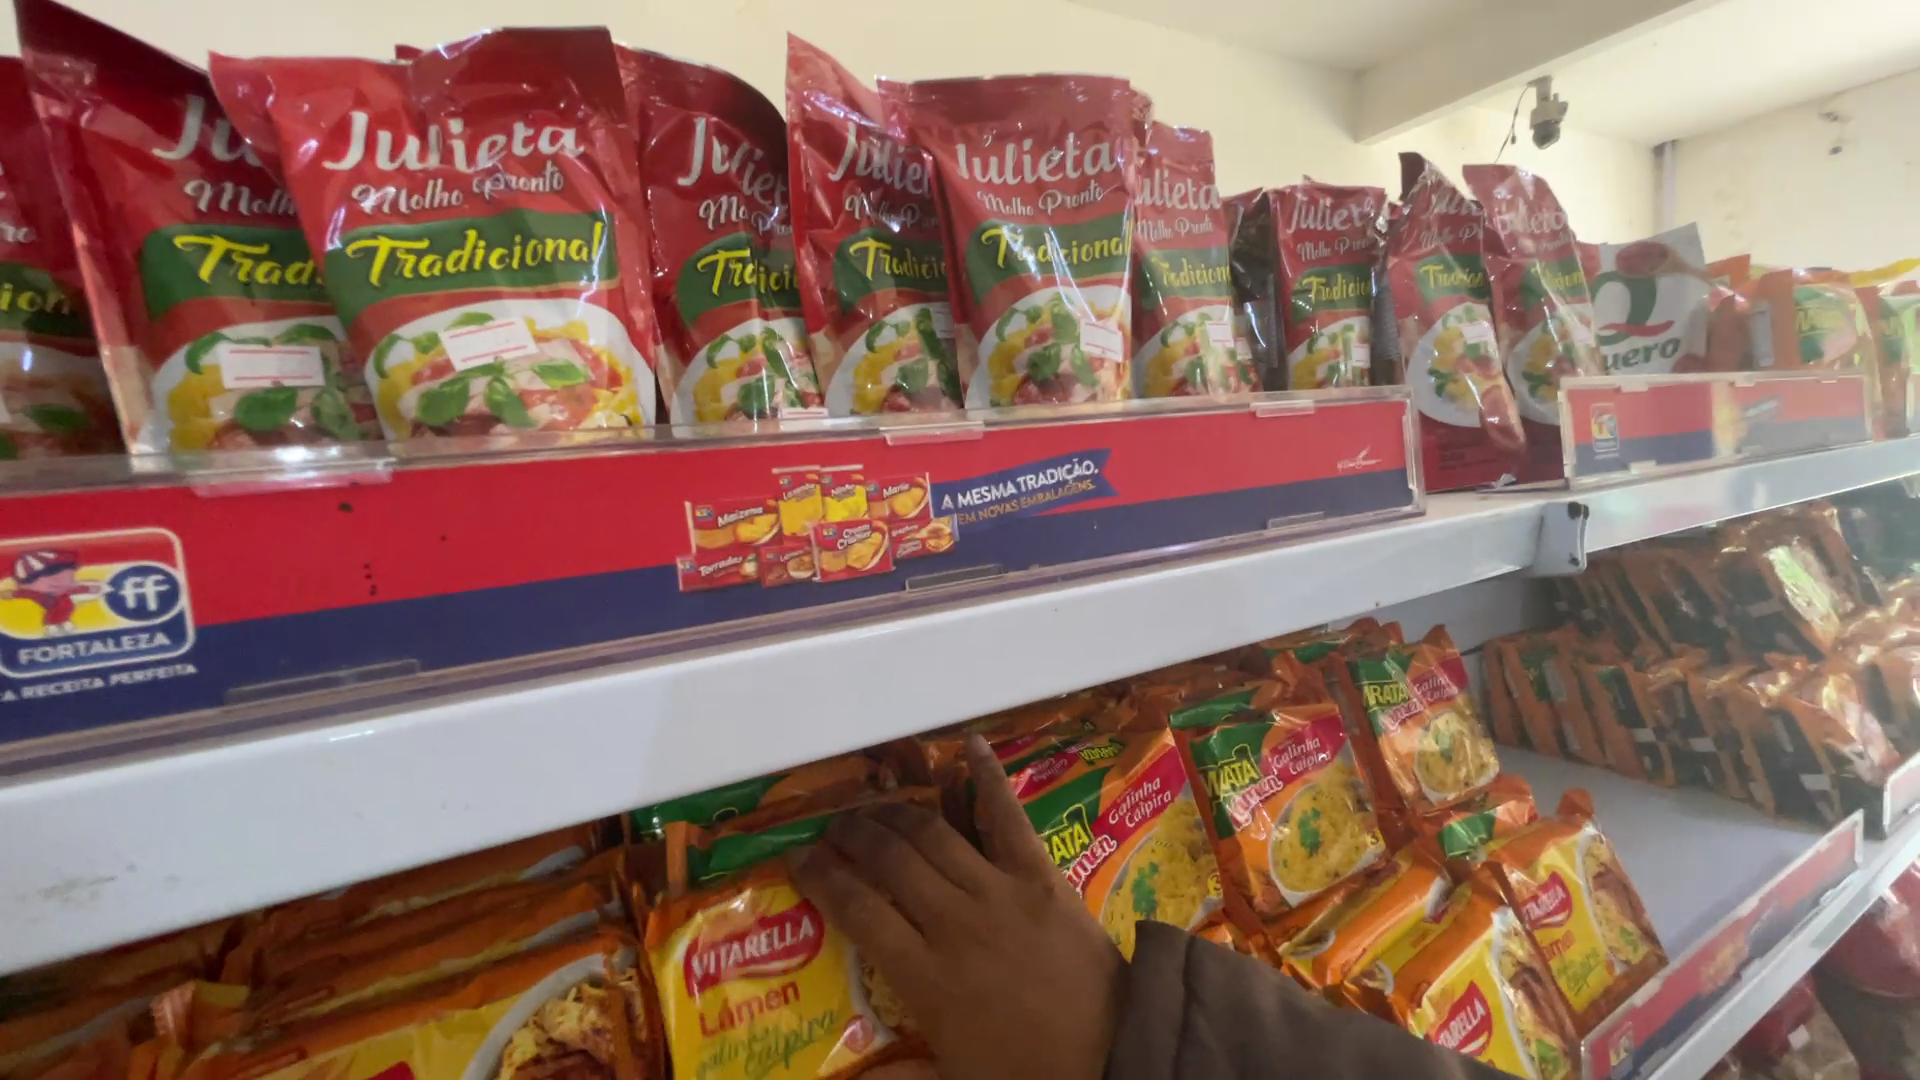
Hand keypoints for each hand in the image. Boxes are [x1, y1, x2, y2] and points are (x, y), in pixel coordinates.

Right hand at [791, 735, 1124, 1079]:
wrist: (1116, 1053)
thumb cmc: (1029, 1072)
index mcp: (927, 978)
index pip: (859, 912)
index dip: (823, 879)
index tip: (800, 858)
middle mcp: (954, 923)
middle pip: (891, 861)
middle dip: (854, 835)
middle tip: (835, 826)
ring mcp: (998, 890)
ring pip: (934, 835)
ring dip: (897, 813)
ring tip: (874, 804)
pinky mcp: (1039, 872)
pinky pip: (1006, 816)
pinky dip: (987, 776)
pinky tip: (970, 743)